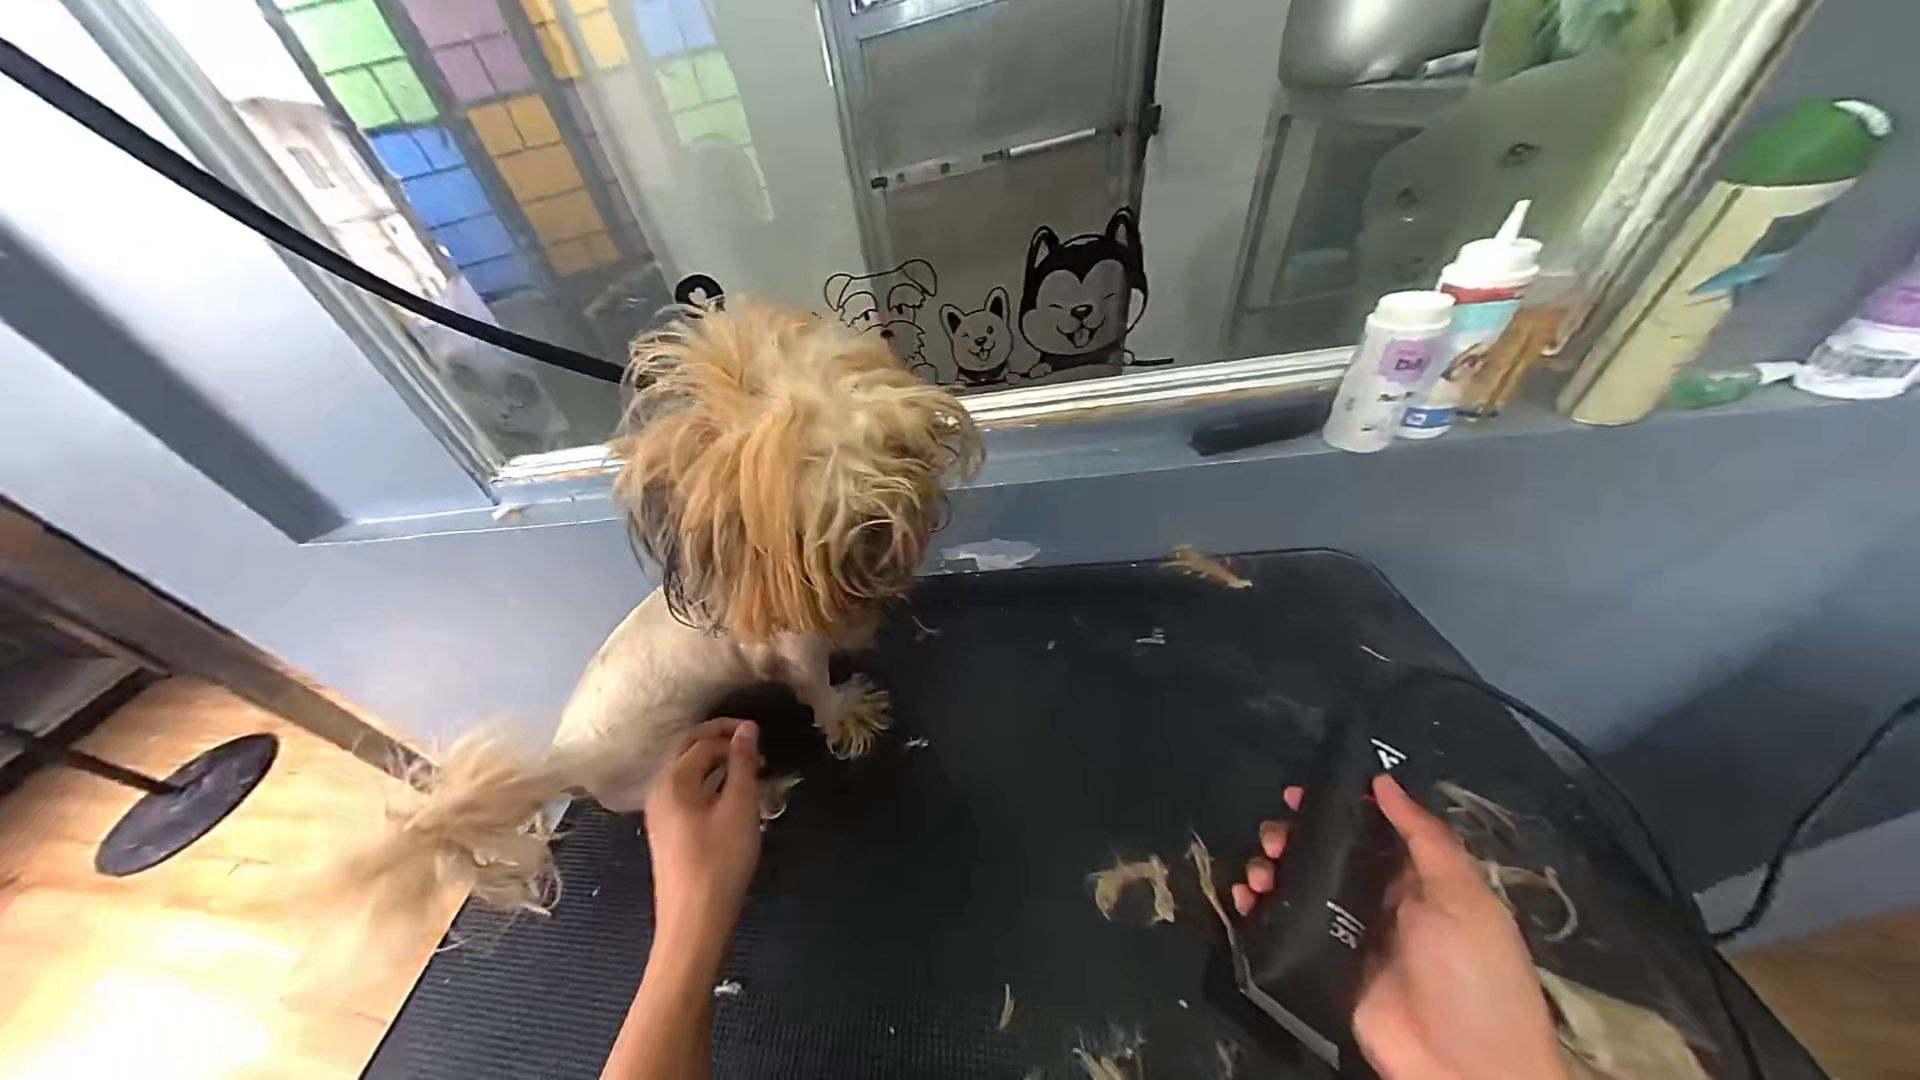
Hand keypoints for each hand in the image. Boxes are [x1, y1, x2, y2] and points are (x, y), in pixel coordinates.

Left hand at [642, 718, 762, 943]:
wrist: (694, 923)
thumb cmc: (719, 860)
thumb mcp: (740, 807)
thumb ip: (743, 763)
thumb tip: (747, 727)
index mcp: (673, 781)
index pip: (705, 742)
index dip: (735, 735)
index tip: (765, 741)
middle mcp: (660, 791)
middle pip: (690, 750)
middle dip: (722, 740)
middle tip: (756, 744)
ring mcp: (662, 812)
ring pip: (691, 770)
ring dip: (720, 761)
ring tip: (752, 769)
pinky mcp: (670, 830)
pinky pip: (691, 790)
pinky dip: (713, 781)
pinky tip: (735, 794)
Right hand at [1232, 774, 1565, 1079]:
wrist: (1468, 1075)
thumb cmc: (1475, 978)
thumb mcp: (1466, 901)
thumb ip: (1425, 838)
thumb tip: (1382, 781)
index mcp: (1406, 879)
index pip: (1359, 828)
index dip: (1327, 807)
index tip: (1295, 795)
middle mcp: (1368, 898)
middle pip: (1316, 852)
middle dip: (1287, 835)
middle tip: (1275, 839)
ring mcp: (1339, 932)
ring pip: (1290, 882)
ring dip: (1266, 865)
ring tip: (1261, 871)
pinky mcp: (1315, 962)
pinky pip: (1275, 924)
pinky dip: (1252, 904)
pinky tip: (1243, 897)